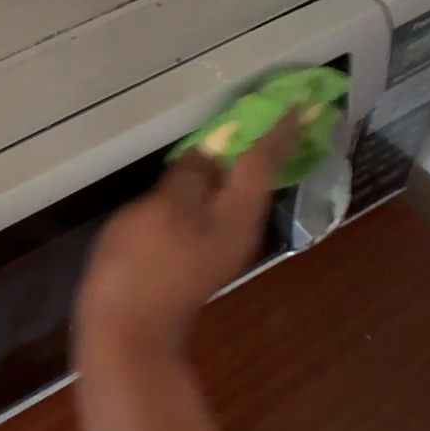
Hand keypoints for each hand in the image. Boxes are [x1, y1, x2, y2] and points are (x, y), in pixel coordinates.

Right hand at [76, 117, 298, 356]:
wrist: (126, 327)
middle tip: (285, 109)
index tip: (303, 102)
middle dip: (273, 142)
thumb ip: (193, 173)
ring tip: (252, 125)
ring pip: (241, 189)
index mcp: (237, 215)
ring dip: (250, 157)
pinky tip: (210, 164)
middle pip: (261, 176)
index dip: (280, 130)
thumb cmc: (146, 262)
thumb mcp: (166, 207)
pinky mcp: (195, 248)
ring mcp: (217, 242)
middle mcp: (238, 228)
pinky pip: (220, 200)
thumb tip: (215, 146)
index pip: (265, 162)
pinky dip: (223, 175)